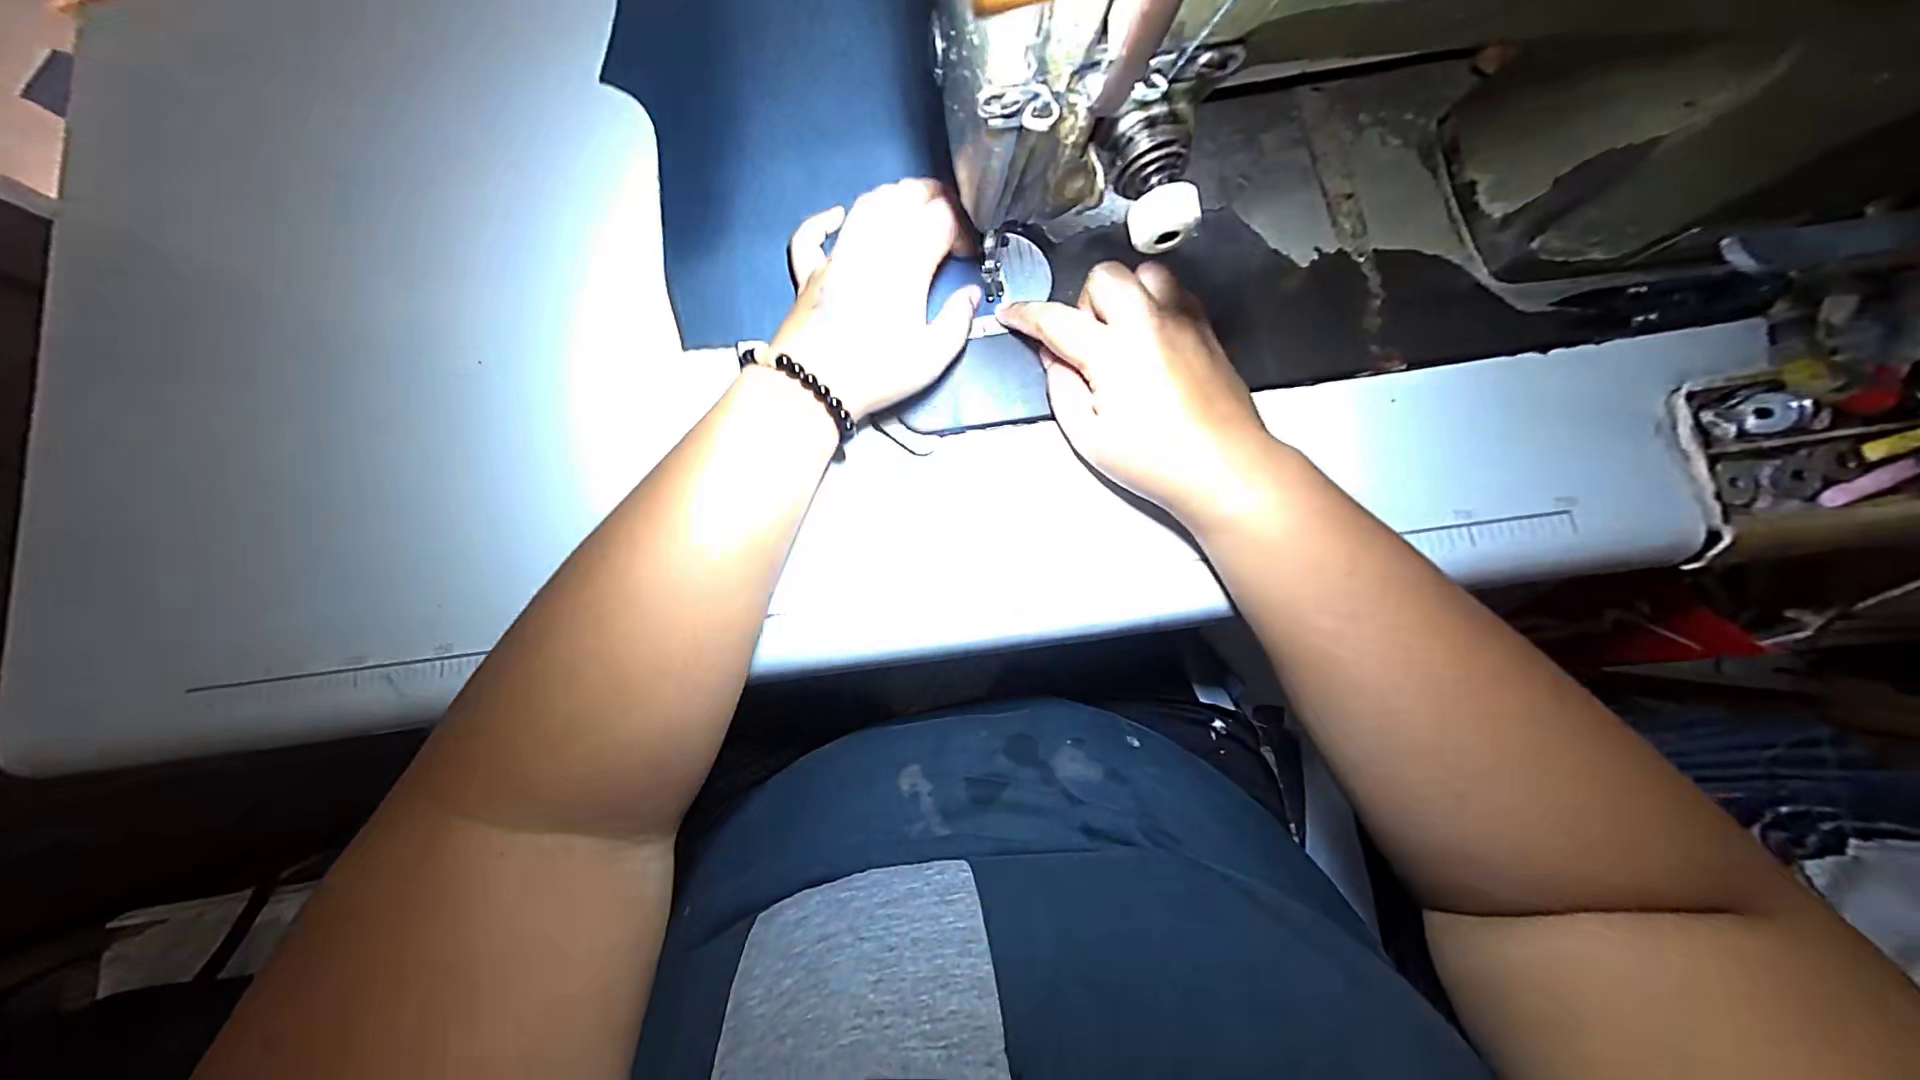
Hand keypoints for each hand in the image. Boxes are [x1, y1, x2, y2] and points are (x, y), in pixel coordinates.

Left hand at [764, 180, 980, 422]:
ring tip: (909, 207)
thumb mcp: (932, 356)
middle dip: (932, 196)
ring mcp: (837, 256)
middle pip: (904, 197)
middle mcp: (872, 249)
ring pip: (865, 204)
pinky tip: (836, 215)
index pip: (941, 219)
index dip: (961, 227)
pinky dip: (824, 219)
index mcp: (907, 266)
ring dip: (891, 196)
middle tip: (948, 213)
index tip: (966, 250)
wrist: (814, 386)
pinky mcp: (809, 272)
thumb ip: (957, 320)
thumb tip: (969, 296)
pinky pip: (812, 234)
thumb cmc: (875, 373)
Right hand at [999, 262, 1283, 527]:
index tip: (1011, 315)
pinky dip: (1154, 302)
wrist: (1224, 467)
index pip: (1056, 319)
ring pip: (1144, 273)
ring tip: (1120, 333)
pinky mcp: (1205, 330)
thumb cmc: (1158, 461)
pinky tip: (1150, 337)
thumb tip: (1054, 361)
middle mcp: (1149, 324)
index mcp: (1113, 352)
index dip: (1025, 315)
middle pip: (1104, 277)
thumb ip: (1062, 390)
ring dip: (1123, 295)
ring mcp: (1182, 322)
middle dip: (1083, 303)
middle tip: (1084, 343)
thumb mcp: (1089, 437)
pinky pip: (1175, 292)